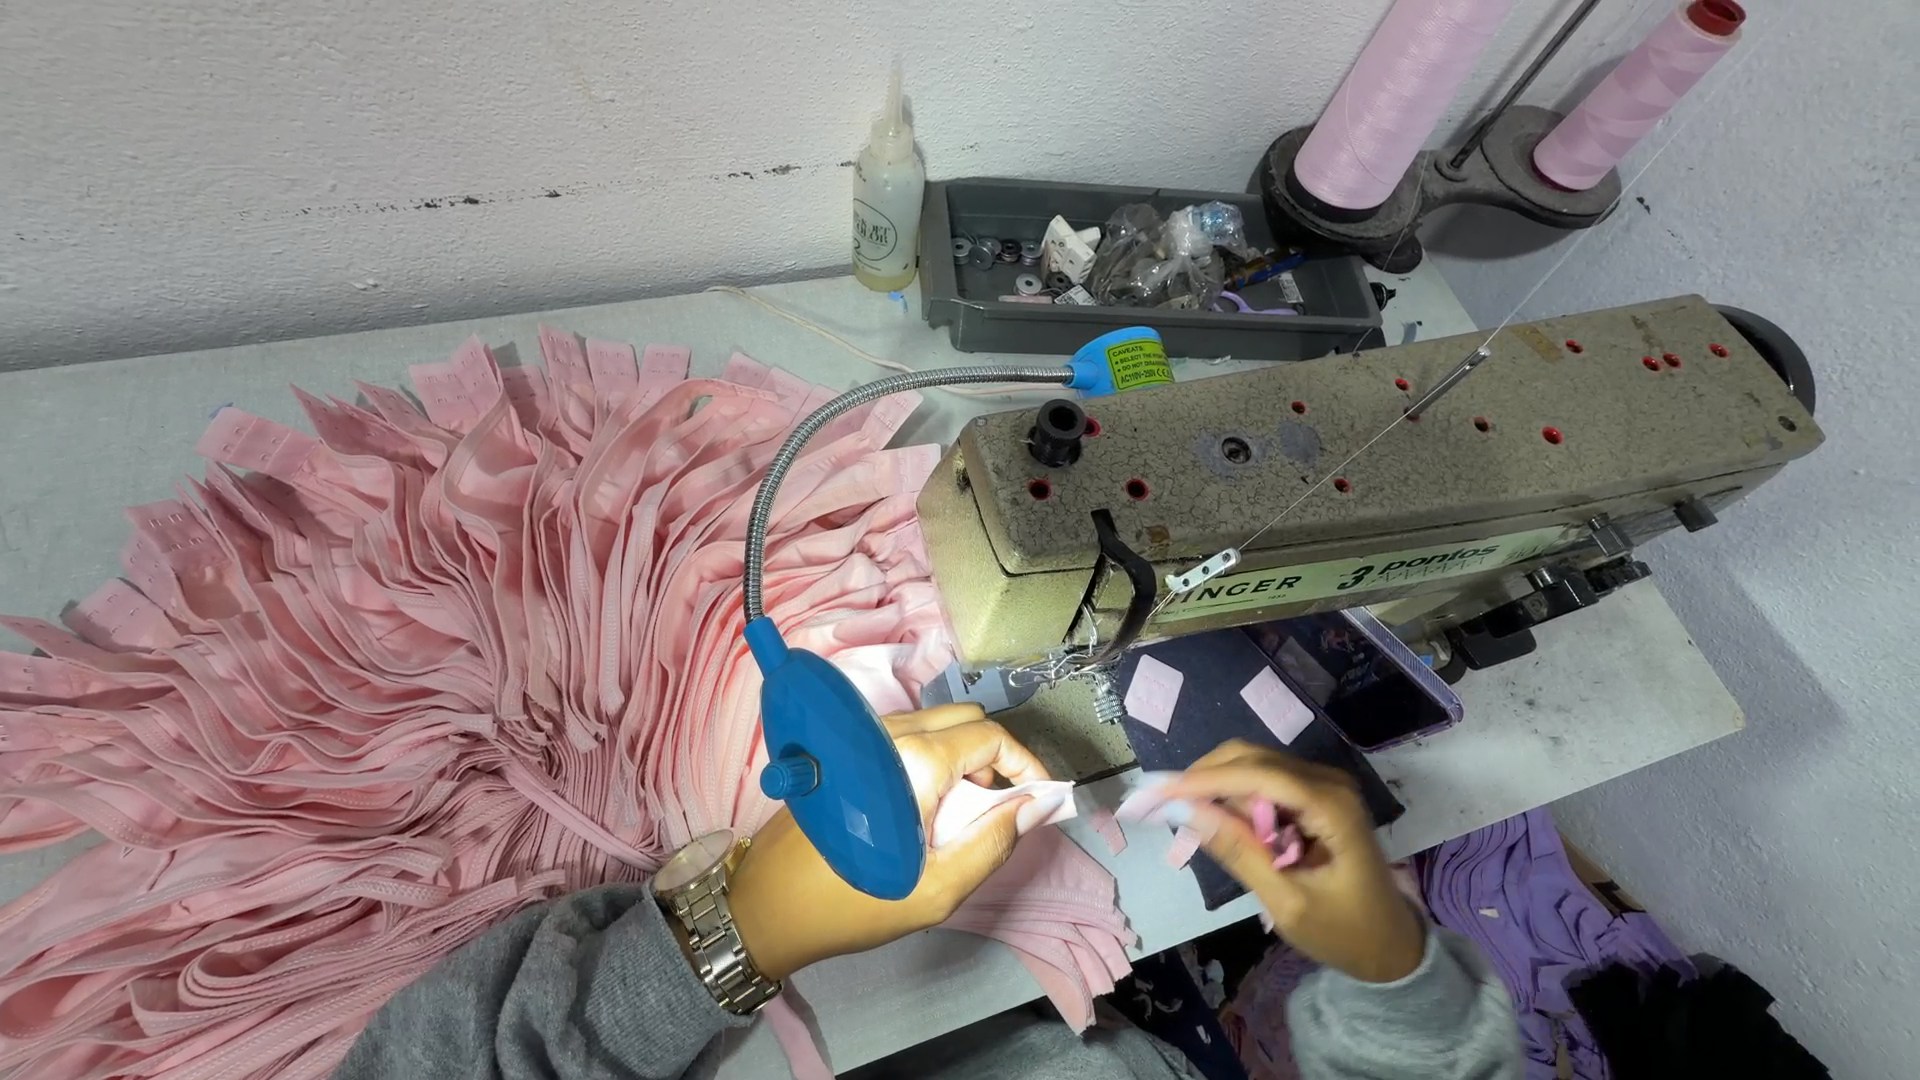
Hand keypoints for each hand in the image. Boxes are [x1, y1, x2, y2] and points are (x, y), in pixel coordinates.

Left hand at [727, 704, 1049, 979]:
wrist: (770, 901)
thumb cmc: (856, 902)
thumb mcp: (938, 890)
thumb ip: (993, 842)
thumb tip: (1034, 804)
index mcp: (916, 761)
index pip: (991, 736)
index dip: (1025, 762)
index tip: (1036, 798)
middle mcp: (891, 732)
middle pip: (966, 718)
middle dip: (995, 757)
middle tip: (992, 808)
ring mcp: (867, 735)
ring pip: (937, 722)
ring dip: (963, 755)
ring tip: (957, 813)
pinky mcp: (852, 747)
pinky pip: (909, 732)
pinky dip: (934, 754)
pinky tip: (922, 803)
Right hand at [1165, 740, 1425, 982]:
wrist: (1392, 947)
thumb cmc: (1345, 933)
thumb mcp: (1288, 903)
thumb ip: (1237, 852)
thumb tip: (1184, 812)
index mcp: (1331, 807)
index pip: (1256, 775)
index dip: (1204, 779)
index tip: (1158, 792)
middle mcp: (1327, 781)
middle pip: (1249, 758)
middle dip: (1202, 777)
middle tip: (1161, 804)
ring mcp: (1321, 783)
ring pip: (1249, 763)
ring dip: (1214, 784)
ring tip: (1186, 816)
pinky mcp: (1311, 791)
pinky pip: (1260, 778)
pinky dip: (1230, 793)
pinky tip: (1216, 818)